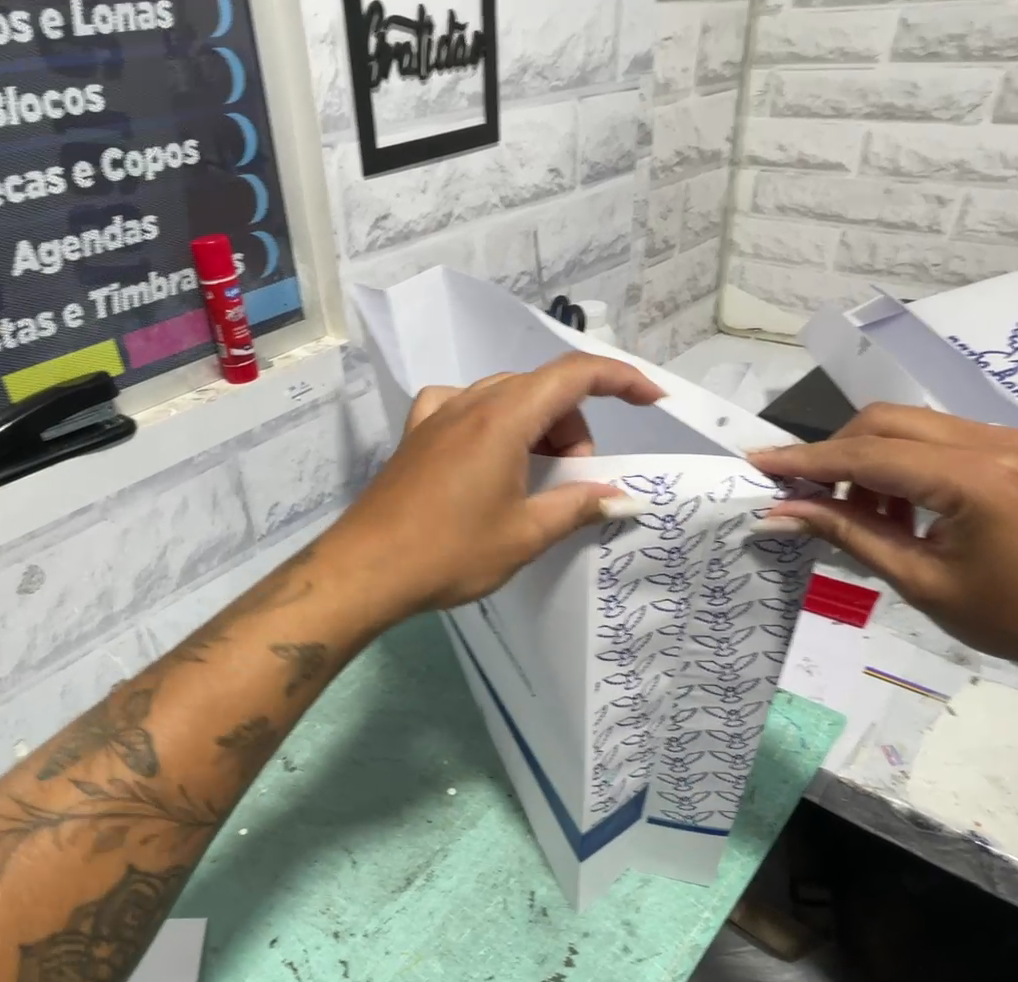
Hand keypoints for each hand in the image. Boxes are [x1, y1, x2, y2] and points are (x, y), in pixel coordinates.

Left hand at [323, 352, 664, 617]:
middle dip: (573, 427)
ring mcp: (437, 415)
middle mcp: (470, 402)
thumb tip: (622, 497)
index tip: (651, 401)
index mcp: (503, 418)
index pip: (575, 374)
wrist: (365, 570)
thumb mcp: (524, 535)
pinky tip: (485, 452)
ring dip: (535, 426)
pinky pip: (462, 406)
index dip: (621, 379)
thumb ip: (577, 507)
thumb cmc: (449, 553)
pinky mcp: (416, 435)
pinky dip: (490, 421)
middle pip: (542, 389)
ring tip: (533, 479)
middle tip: (571, 483)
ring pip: (505, 397)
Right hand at [748, 404, 1017, 681]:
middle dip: (835, 452)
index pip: (866, 453)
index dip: (804, 459)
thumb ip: (848, 536)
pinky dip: (906, 465)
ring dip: (870, 460)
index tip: (755, 464)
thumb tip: (781, 513)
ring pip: (913, 426)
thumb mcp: (923, 582)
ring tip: (861, 516)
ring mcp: (1016, 441)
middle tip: (806, 497)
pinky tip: (903, 511)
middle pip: (885, 420)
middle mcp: (996, 442)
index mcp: (974, 478)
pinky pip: (944, 441)